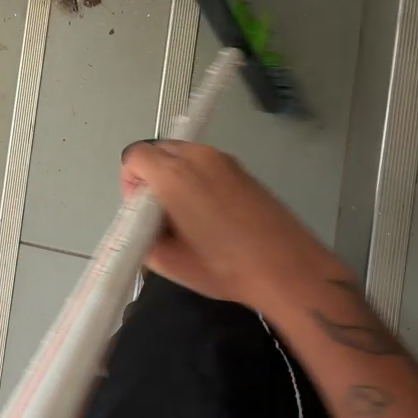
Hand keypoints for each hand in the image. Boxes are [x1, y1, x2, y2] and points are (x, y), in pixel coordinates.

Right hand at [120, 139, 345, 312]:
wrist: (287, 268)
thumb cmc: (224, 267)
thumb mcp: (171, 263)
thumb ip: (142, 239)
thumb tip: (141, 228)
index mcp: (173, 175)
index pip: (134, 156)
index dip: (129, 182)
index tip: (141, 211)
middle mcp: (195, 156)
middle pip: (156, 150)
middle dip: (150, 177)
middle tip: (160, 214)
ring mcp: (222, 158)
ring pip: (181, 153)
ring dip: (174, 175)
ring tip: (187, 213)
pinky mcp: (241, 167)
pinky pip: (205, 161)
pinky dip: (196, 176)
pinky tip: (211, 211)